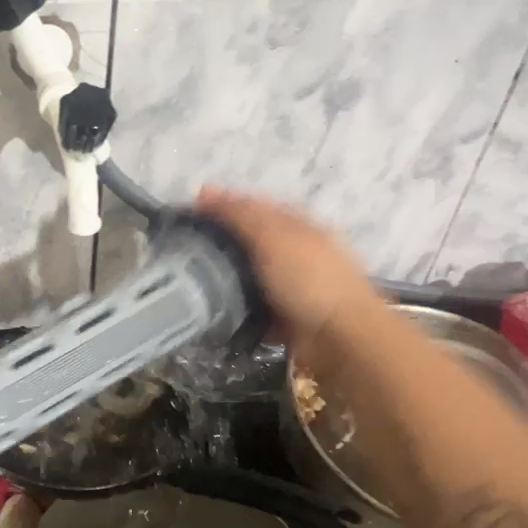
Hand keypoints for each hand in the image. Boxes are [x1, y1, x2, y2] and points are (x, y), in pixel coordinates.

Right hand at [196, 187, 384, 337]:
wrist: (341, 336)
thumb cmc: (309, 279)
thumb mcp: (273, 237)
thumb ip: (241, 215)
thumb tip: (206, 191)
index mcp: (298, 225)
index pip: (255, 205)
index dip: (223, 204)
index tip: (191, 211)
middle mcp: (297, 252)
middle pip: (252, 240)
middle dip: (222, 242)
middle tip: (186, 249)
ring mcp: (293, 285)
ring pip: (250, 274)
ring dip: (226, 277)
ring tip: (191, 279)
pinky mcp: (287, 316)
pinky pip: (254, 306)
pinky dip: (236, 307)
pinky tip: (213, 308)